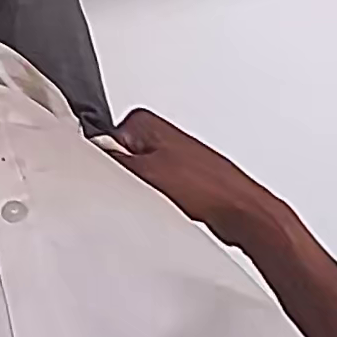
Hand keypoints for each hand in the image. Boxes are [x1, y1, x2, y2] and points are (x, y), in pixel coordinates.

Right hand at [109, 108, 290, 247]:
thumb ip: (109, 159)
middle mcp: (159, 132)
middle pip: (121, 156)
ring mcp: (173, 154)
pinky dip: (161, 198)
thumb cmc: (209, 190)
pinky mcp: (184, 176)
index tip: (117, 177)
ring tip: (164, 198)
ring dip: (146, 189)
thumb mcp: (143, 172)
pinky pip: (158, 186)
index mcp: (143, 120)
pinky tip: (174, 205)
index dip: (107, 163)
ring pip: (140, 174)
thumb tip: (87, 154)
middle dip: (127, 176)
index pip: (104, 140)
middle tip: (143, 189)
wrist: (248, 216)